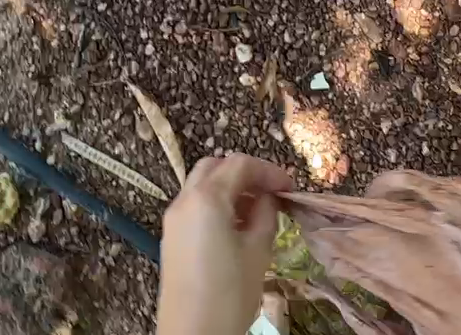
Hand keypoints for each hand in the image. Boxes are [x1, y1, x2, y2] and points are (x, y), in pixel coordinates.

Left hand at [156, 153, 294, 334]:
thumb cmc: (229, 295)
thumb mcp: (257, 252)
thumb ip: (265, 215)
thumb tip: (268, 198)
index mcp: (206, 198)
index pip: (240, 164)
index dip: (268, 171)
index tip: (289, 188)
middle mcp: (184, 200)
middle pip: (216, 167)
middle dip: (245, 173)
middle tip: (270, 193)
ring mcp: (174, 219)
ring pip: (202, 185)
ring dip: (230, 188)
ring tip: (256, 212)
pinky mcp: (171, 238)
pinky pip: (194, 205)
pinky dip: (216, 204)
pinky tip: (235, 228)